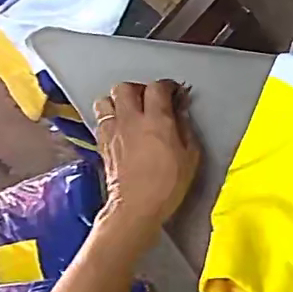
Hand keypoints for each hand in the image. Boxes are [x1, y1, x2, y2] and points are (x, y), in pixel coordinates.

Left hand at [92, 80, 198, 230]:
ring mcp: (112, 131)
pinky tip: (122, 127)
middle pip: (125, 87)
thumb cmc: (169, 182)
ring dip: (119, 101)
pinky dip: (111, 117)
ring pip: (105, 100)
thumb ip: (185, 128)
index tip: (176, 92)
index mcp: (156, 121)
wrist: (137, 205)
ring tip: (132, 111)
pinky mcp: (101, 143)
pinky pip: (101, 119)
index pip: (157, 88)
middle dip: (139, 89)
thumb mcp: (191, 154)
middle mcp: (130, 121)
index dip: (168, 86)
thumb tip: (180, 112)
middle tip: (152, 99)